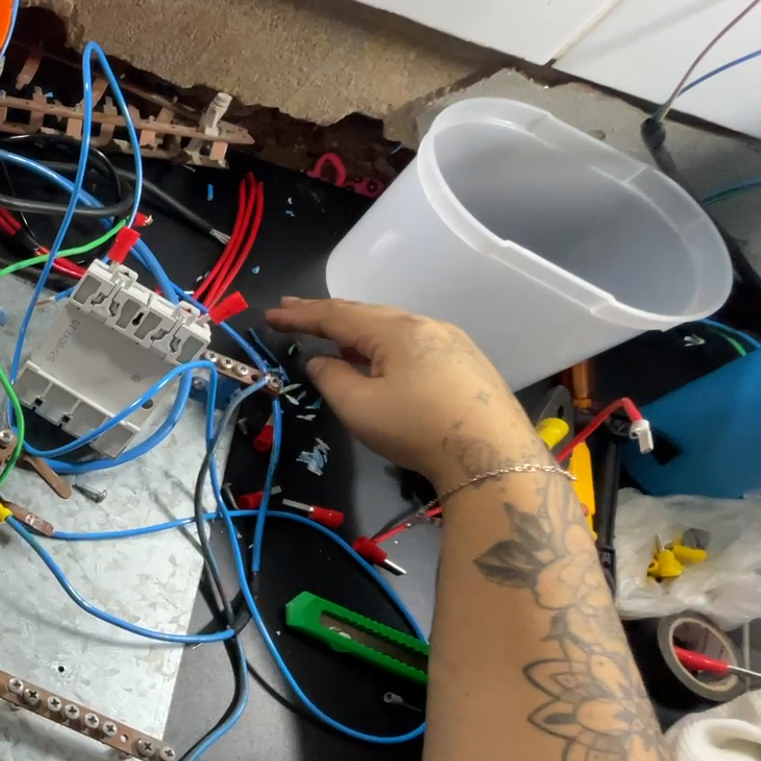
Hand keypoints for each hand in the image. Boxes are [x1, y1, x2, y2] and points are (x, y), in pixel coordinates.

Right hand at [265, 297, 546, 489]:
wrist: (489, 453)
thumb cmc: (415, 426)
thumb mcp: (357, 405)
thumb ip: (330, 378)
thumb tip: (318, 362)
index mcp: (396, 331)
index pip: (337, 317)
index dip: (300, 315)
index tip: (271, 313)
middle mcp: (425, 326)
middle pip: (365, 313)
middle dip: (324, 312)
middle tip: (290, 308)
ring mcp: (448, 341)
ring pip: (387, 326)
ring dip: (350, 326)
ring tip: (324, 328)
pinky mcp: (460, 360)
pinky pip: (406, 340)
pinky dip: (374, 339)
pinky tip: (366, 351)